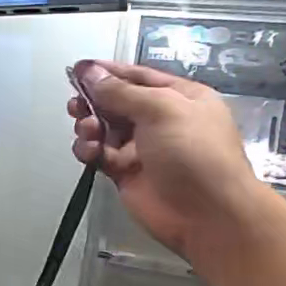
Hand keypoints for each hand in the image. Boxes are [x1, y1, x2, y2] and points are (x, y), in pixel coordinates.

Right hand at [68, 60, 268, 259]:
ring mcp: (143, 148)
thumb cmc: (194, 153)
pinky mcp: (127, 174)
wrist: (209, 215)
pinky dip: (90, 150)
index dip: (107, 71)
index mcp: (179, 97)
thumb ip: (121, 91)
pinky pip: (101, 155)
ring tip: (88, 129)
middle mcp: (160, 120)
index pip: (137, 76)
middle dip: (94, 100)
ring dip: (90, 124)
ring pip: (105, 128)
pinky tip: (88, 150)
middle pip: (117, 101)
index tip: (78, 69)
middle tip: (76, 104)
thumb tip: (90, 71)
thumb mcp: (161, 110)